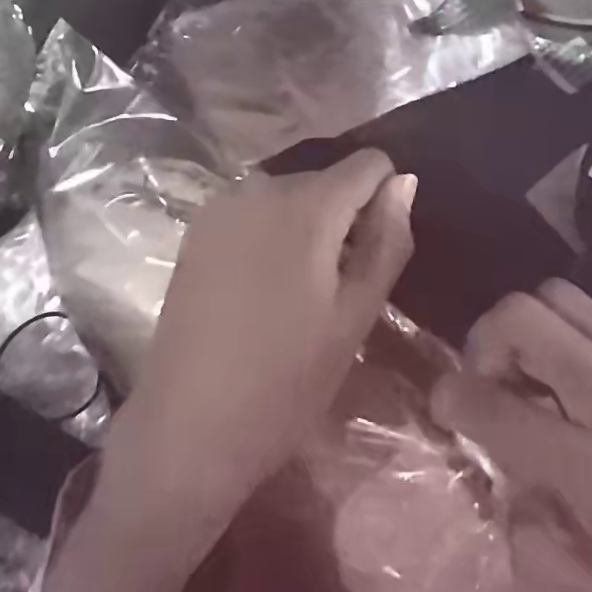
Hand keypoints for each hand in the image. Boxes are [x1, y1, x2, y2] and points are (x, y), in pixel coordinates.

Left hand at [78, 151, 417, 588]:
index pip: (369, 163)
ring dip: (309, 223)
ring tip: (301, 288)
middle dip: (345, 215)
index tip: (376, 247)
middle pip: (327, 177)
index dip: (385, 197)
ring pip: (290, 192)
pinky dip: (272, 230)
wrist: (187, 427)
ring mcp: (222, 204)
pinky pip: (255, 208)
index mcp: (307, 203)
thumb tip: (404, 180)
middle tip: (339, 283)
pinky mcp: (197, 227)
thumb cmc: (286, 380)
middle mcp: (261, 185)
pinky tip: (263, 285)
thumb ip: (387, 239)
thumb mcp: (355, 315)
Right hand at [432, 280, 591, 591]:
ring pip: (565, 300)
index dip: (451, 395)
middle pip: (525, 316)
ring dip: (530, 333)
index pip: (497, 406)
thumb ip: (544, 553)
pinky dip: (577, 347)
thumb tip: (512, 494)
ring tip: (535, 384)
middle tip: (488, 387)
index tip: (442, 402)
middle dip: (485, 341)